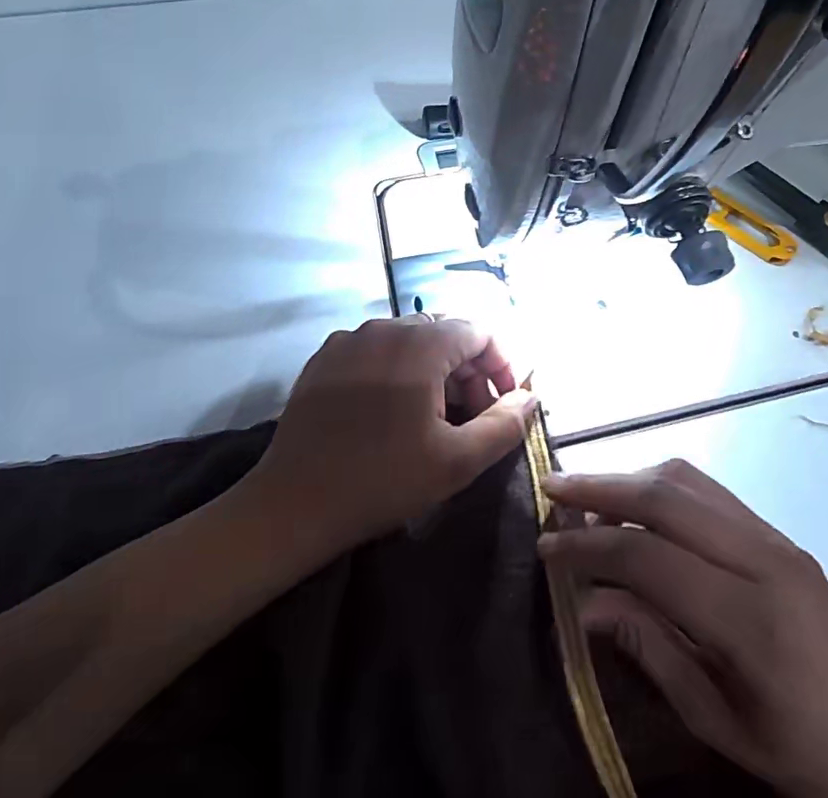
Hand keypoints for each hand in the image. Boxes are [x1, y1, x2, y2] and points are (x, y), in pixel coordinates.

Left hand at [243, 315, 536, 551]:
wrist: (297, 500)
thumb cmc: (384, 480)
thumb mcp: (457, 460)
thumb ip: (504, 423)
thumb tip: (529, 397)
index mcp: (419, 344)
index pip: (478, 331)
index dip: (501, 364)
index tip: (502, 405)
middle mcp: (381, 328)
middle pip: (442, 331)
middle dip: (467, 368)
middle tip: (471, 416)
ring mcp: (346, 340)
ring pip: (406, 340)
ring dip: (431, 369)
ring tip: (432, 416)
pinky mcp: (322, 358)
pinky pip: (372, 351)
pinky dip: (394, 370)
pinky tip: (388, 411)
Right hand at [538, 461, 827, 797]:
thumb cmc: (808, 754)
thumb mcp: (718, 720)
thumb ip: (648, 648)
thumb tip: (582, 604)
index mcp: (751, 619)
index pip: (645, 554)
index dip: (586, 547)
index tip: (545, 549)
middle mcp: (766, 562)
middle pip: (663, 496)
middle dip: (597, 487)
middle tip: (550, 490)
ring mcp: (780, 543)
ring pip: (687, 480)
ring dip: (628, 479)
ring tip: (588, 498)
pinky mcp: (785, 540)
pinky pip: (711, 492)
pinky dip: (662, 487)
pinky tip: (638, 507)